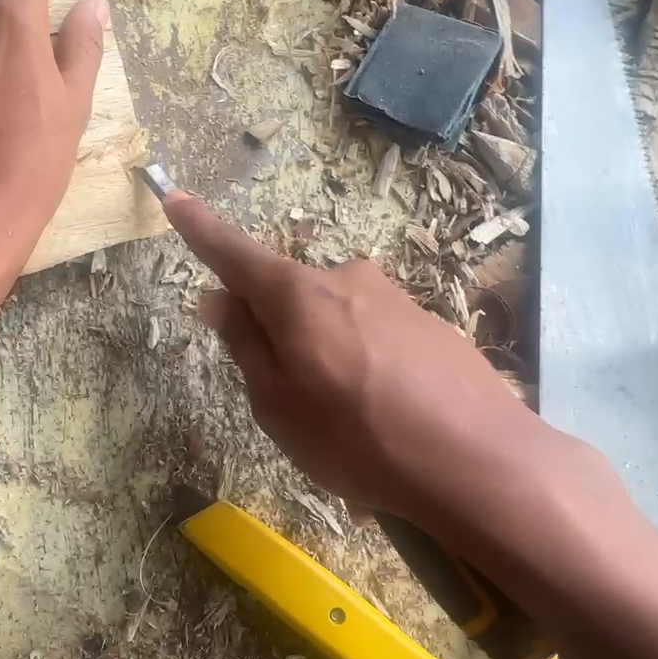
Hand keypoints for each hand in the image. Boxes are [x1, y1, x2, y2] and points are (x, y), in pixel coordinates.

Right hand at [165, 192, 600, 545]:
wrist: (482, 461)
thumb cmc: (357, 438)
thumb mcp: (277, 404)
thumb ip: (245, 345)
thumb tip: (219, 299)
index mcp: (295, 295)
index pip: (232, 253)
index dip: (199, 228)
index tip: (174, 196)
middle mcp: (342, 278)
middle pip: (287, 294)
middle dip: (275, 330)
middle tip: (289, 396)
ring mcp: (392, 296)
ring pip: (332, 317)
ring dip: (324, 352)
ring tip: (346, 420)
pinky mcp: (429, 321)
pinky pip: (373, 334)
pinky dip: (364, 363)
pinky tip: (387, 414)